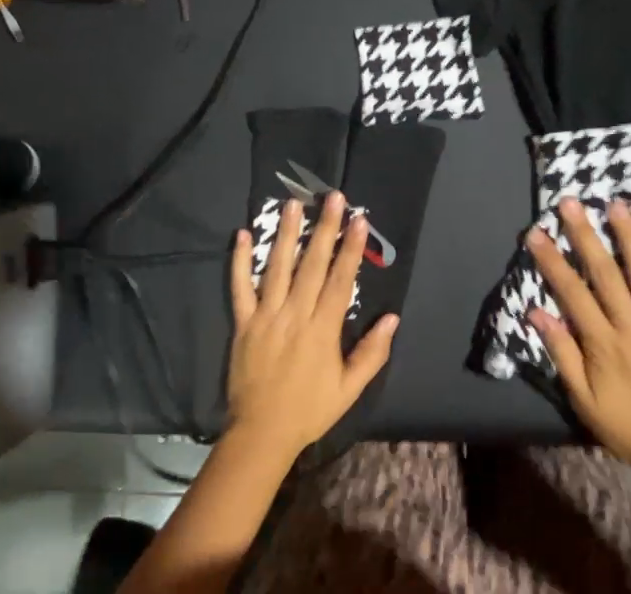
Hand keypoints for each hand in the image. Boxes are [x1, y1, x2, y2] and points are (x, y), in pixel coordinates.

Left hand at [226, 192, 398, 457]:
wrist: (262, 431)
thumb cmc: (310, 410)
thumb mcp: (349, 389)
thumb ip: (371, 352)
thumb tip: (392, 318)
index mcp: (322, 329)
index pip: (340, 280)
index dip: (351, 248)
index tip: (359, 220)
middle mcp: (294, 315)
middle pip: (312, 265)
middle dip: (324, 229)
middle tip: (332, 197)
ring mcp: (265, 316)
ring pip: (276, 268)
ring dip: (285, 234)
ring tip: (293, 204)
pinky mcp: (242, 322)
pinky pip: (239, 287)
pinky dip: (239, 261)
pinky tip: (241, 234)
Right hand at [526, 197, 630, 478]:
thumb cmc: (626, 428)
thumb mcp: (583, 400)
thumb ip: (562, 354)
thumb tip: (537, 313)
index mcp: (602, 342)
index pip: (571, 292)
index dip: (552, 260)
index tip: (536, 233)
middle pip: (605, 272)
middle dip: (585, 235)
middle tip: (570, 203)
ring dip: (629, 237)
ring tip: (616, 205)